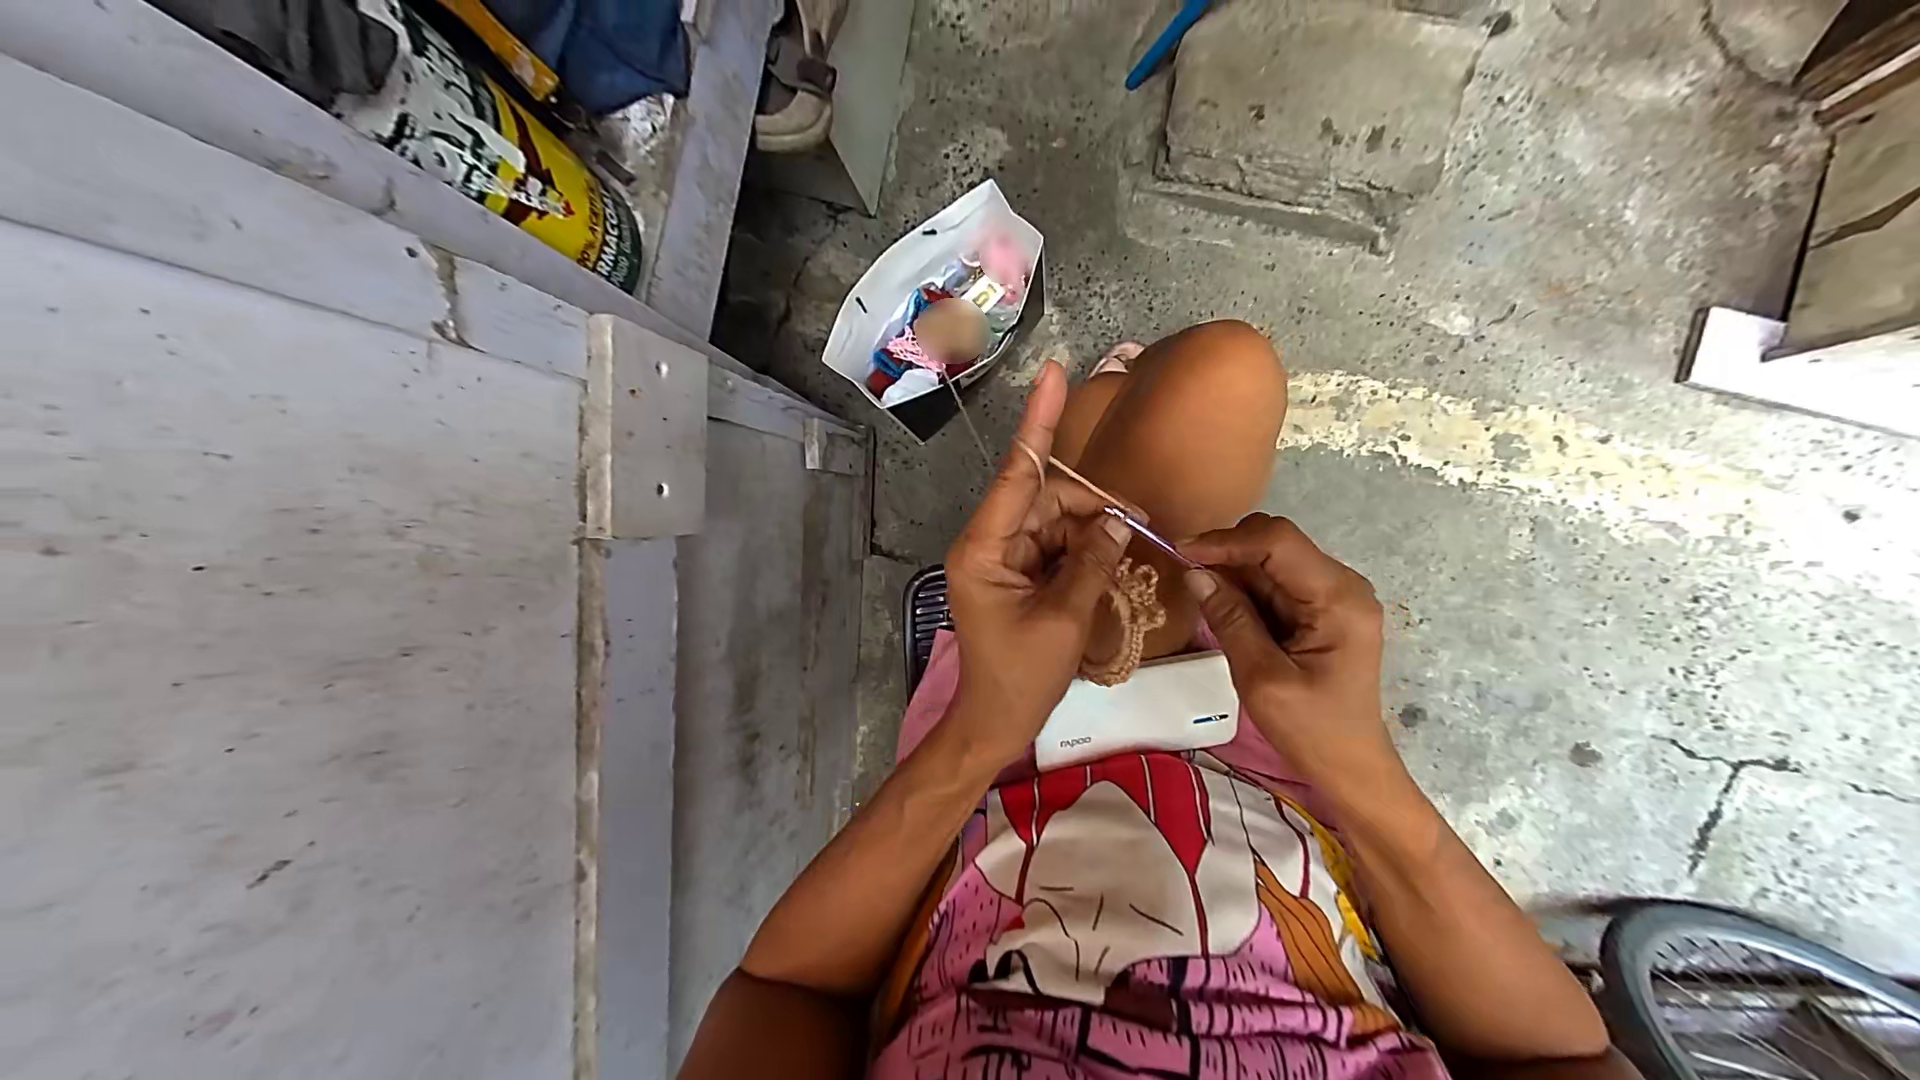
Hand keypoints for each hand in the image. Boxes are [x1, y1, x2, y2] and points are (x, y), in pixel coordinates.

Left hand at [943, 361, 1134, 766]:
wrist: (996, 721)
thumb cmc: (1021, 677)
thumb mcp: (1064, 619)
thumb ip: (1093, 562)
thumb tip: (1117, 520)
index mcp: (984, 548)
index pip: (1018, 474)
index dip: (1039, 422)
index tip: (1055, 374)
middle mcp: (989, 542)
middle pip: (1045, 497)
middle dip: (1091, 504)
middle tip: (1140, 521)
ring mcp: (1003, 556)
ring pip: (1055, 520)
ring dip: (1093, 529)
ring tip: (1132, 545)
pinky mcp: (1016, 572)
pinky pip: (1055, 544)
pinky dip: (1084, 549)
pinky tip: (1112, 559)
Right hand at [1177, 513, 1399, 787]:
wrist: (1350, 766)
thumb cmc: (1311, 729)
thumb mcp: (1261, 678)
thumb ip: (1230, 619)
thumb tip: (1195, 573)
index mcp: (1339, 599)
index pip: (1278, 541)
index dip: (1226, 540)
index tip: (1181, 552)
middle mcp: (1342, 586)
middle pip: (1275, 542)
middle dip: (1228, 553)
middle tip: (1188, 577)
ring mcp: (1333, 595)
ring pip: (1270, 559)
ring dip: (1232, 571)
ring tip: (1202, 596)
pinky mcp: (1319, 608)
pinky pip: (1274, 581)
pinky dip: (1243, 587)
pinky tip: (1223, 606)